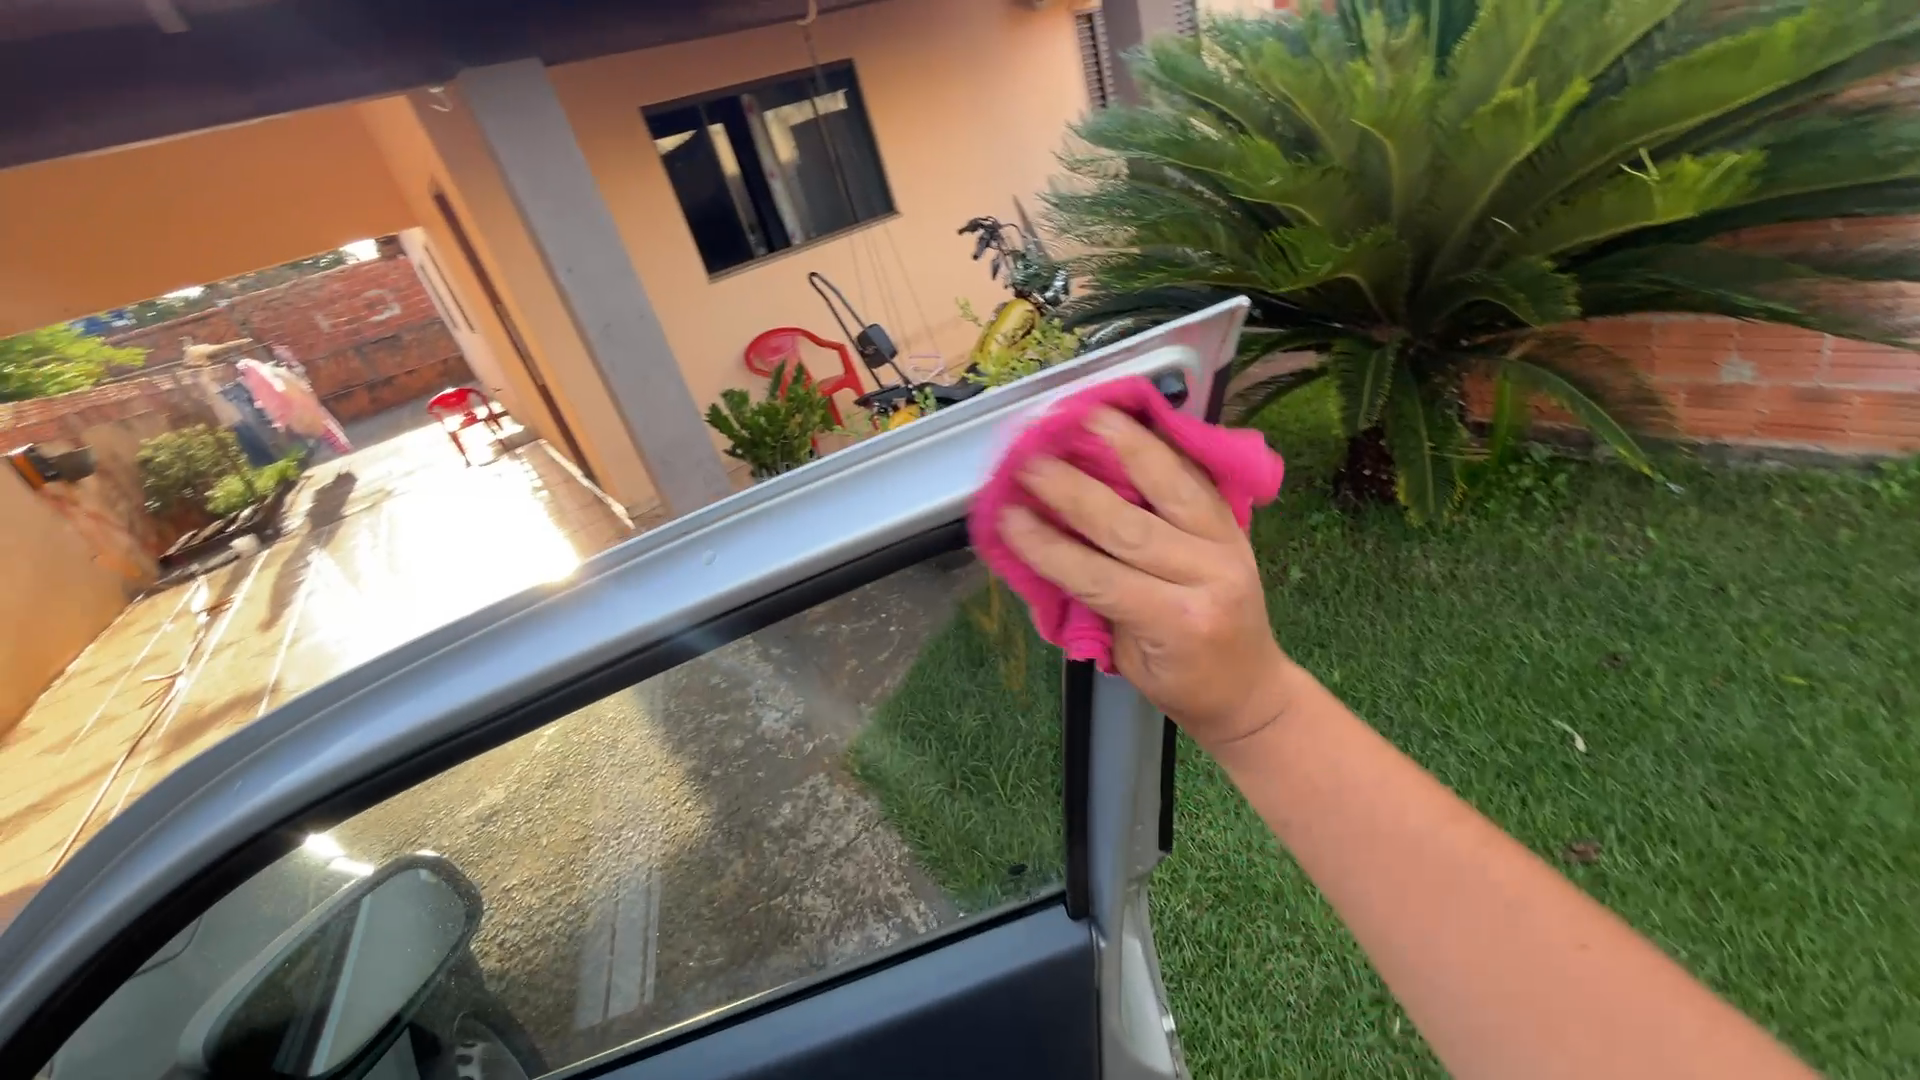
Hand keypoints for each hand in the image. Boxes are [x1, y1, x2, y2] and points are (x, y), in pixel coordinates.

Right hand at [1001, 406, 1297, 750]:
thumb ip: (1091, 604)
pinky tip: (1133, 421)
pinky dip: (1162, 446)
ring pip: (1172, 484)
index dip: (1048, 547)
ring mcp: (1228, 544)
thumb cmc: (1181, 684)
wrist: (1250, 689)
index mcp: (1177, 621)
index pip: (1098, 577)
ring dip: (1125, 445)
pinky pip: (1196, 476)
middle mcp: (1208, 575)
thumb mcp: (1126, 659)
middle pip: (1129, 524)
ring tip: (1087, 415)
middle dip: (1072, 490)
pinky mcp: (1235, 525)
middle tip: (1030, 463)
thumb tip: (1040, 552)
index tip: (1008, 517)